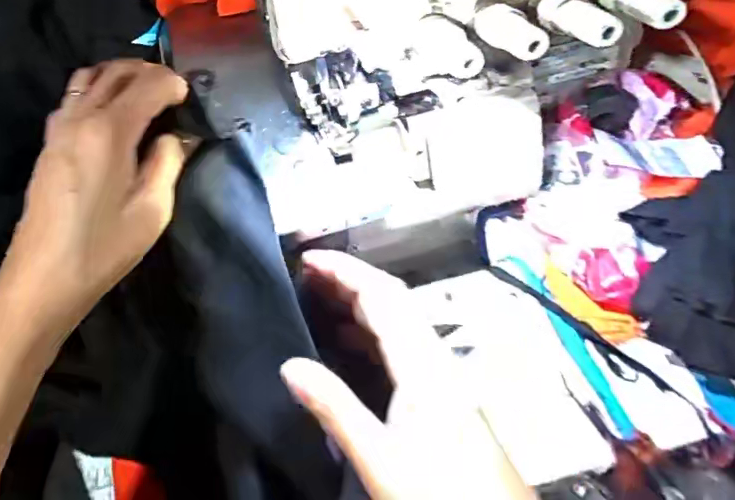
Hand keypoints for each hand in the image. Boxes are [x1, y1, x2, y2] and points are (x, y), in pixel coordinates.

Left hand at [0, 60, 190, 329]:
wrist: (39, 282)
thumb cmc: (101, 250)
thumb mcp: (153, 210)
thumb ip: (168, 161)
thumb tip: (175, 136)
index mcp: (110, 131)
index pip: (149, 83)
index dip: (175, 84)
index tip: (190, 100)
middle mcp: (82, 117)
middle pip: (118, 70)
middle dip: (150, 72)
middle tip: (172, 92)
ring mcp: (59, 126)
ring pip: (92, 75)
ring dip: (122, 75)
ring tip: (144, 94)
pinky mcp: (48, 141)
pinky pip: (74, 95)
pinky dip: (97, 88)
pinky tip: (111, 115)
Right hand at [281, 252, 534, 499]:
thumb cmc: (438, 490)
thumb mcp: (379, 457)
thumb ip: (334, 407)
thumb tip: (289, 365)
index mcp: (421, 359)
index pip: (380, 293)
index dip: (343, 269)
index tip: (308, 259)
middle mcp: (435, 354)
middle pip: (391, 296)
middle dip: (349, 278)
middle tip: (308, 273)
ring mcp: (444, 371)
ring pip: (399, 317)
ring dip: (361, 301)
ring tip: (321, 299)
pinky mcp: (445, 390)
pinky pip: (404, 340)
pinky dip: (373, 328)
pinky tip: (352, 345)